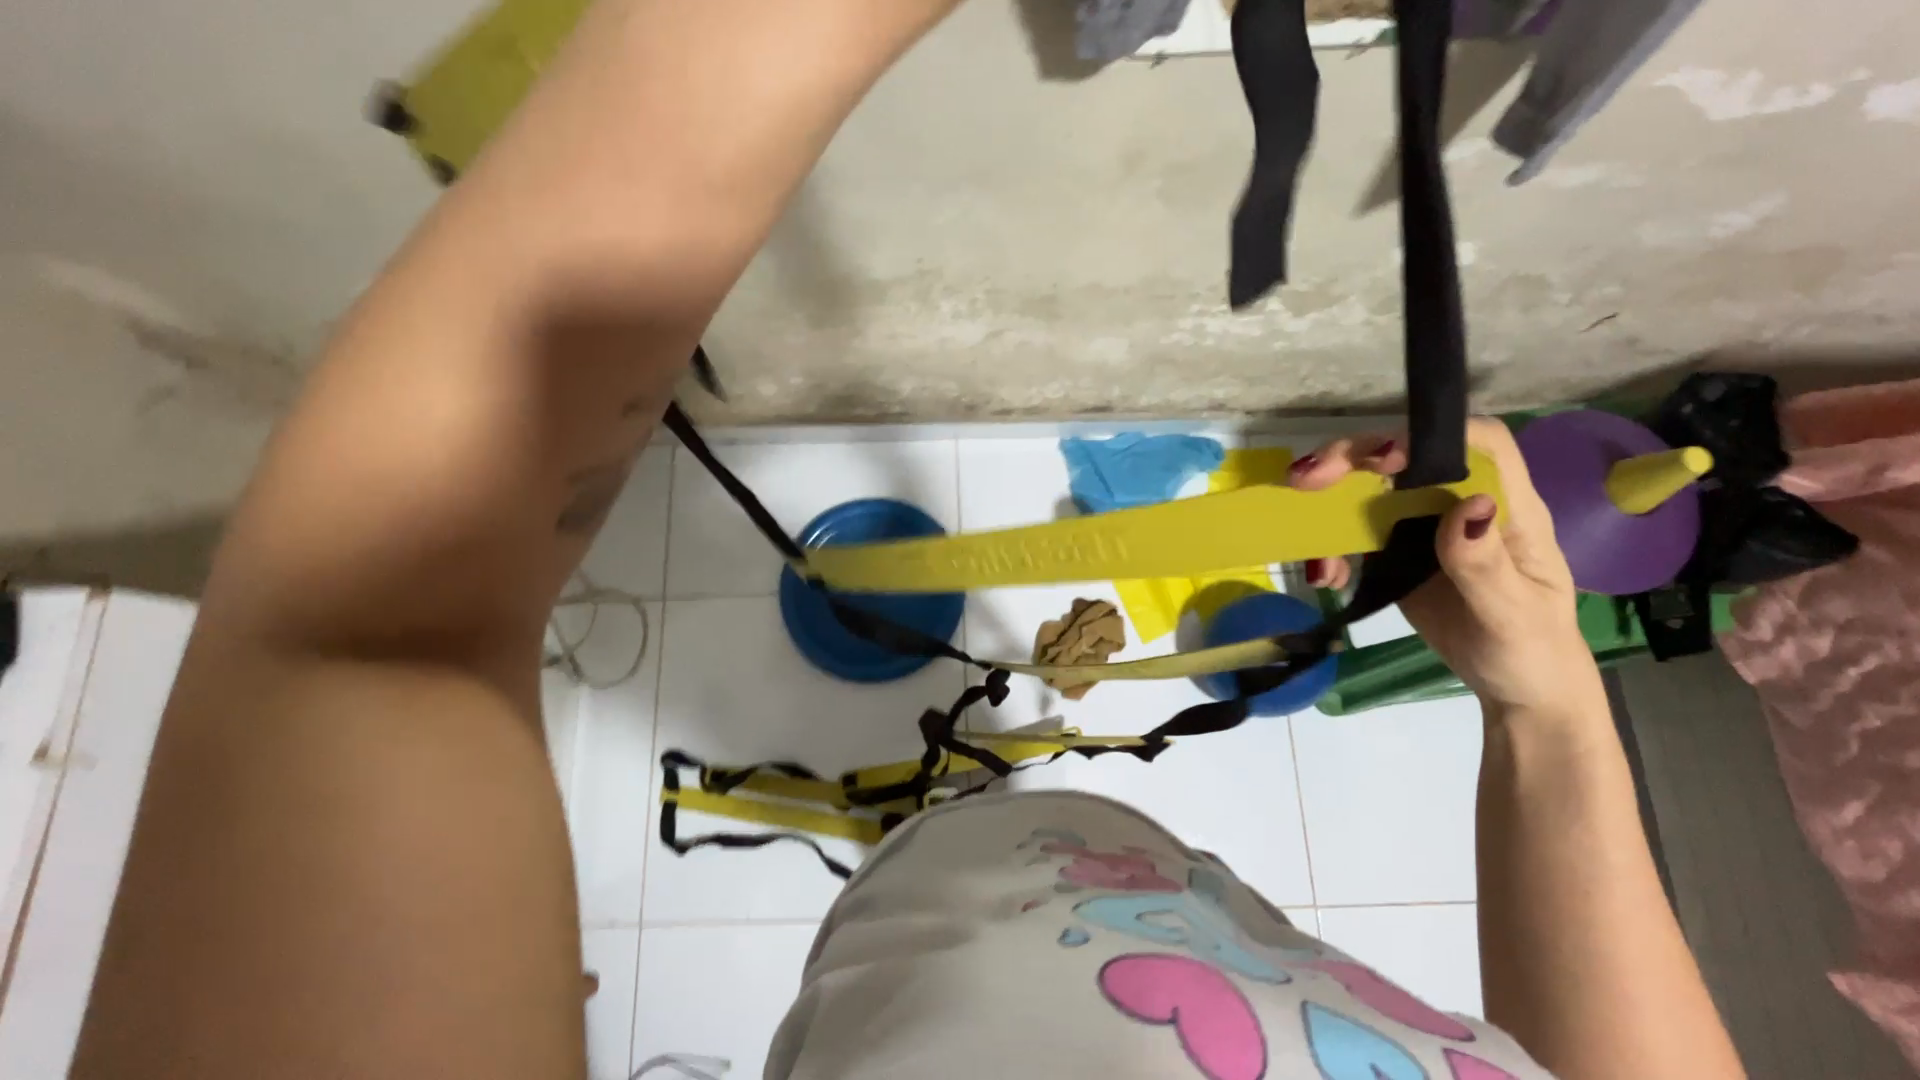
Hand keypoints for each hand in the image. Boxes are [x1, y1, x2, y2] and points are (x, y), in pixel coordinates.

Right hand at [1289, 419, 1602, 716]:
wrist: (1518, 689)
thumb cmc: (1532, 650)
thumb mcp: (1513, 615)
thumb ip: (1485, 564)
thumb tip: (1469, 505)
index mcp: (1507, 508)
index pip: (1480, 444)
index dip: (1432, 437)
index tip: (1383, 459)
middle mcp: (1463, 504)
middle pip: (1409, 456)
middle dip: (1354, 458)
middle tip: (1307, 480)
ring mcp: (1427, 527)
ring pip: (1374, 488)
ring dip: (1331, 503)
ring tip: (1312, 548)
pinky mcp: (1399, 553)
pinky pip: (1358, 532)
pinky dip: (1333, 547)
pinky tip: (1327, 578)